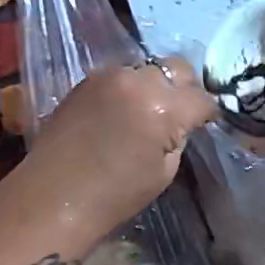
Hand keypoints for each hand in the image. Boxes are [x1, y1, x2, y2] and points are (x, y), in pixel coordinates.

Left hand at [27, 57, 216, 224]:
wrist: (54, 196)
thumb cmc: (115, 195)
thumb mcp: (164, 172)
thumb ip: (178, 138)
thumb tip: (180, 124)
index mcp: (162, 108)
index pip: (201, 98)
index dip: (210, 112)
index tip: (209, 122)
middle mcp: (137, 81)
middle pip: (176, 69)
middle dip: (185, 88)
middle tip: (182, 113)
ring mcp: (108, 76)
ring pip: (147, 70)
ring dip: (155, 87)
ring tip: (150, 113)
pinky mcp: (85, 81)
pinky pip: (121, 77)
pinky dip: (130, 90)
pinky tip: (124, 114)